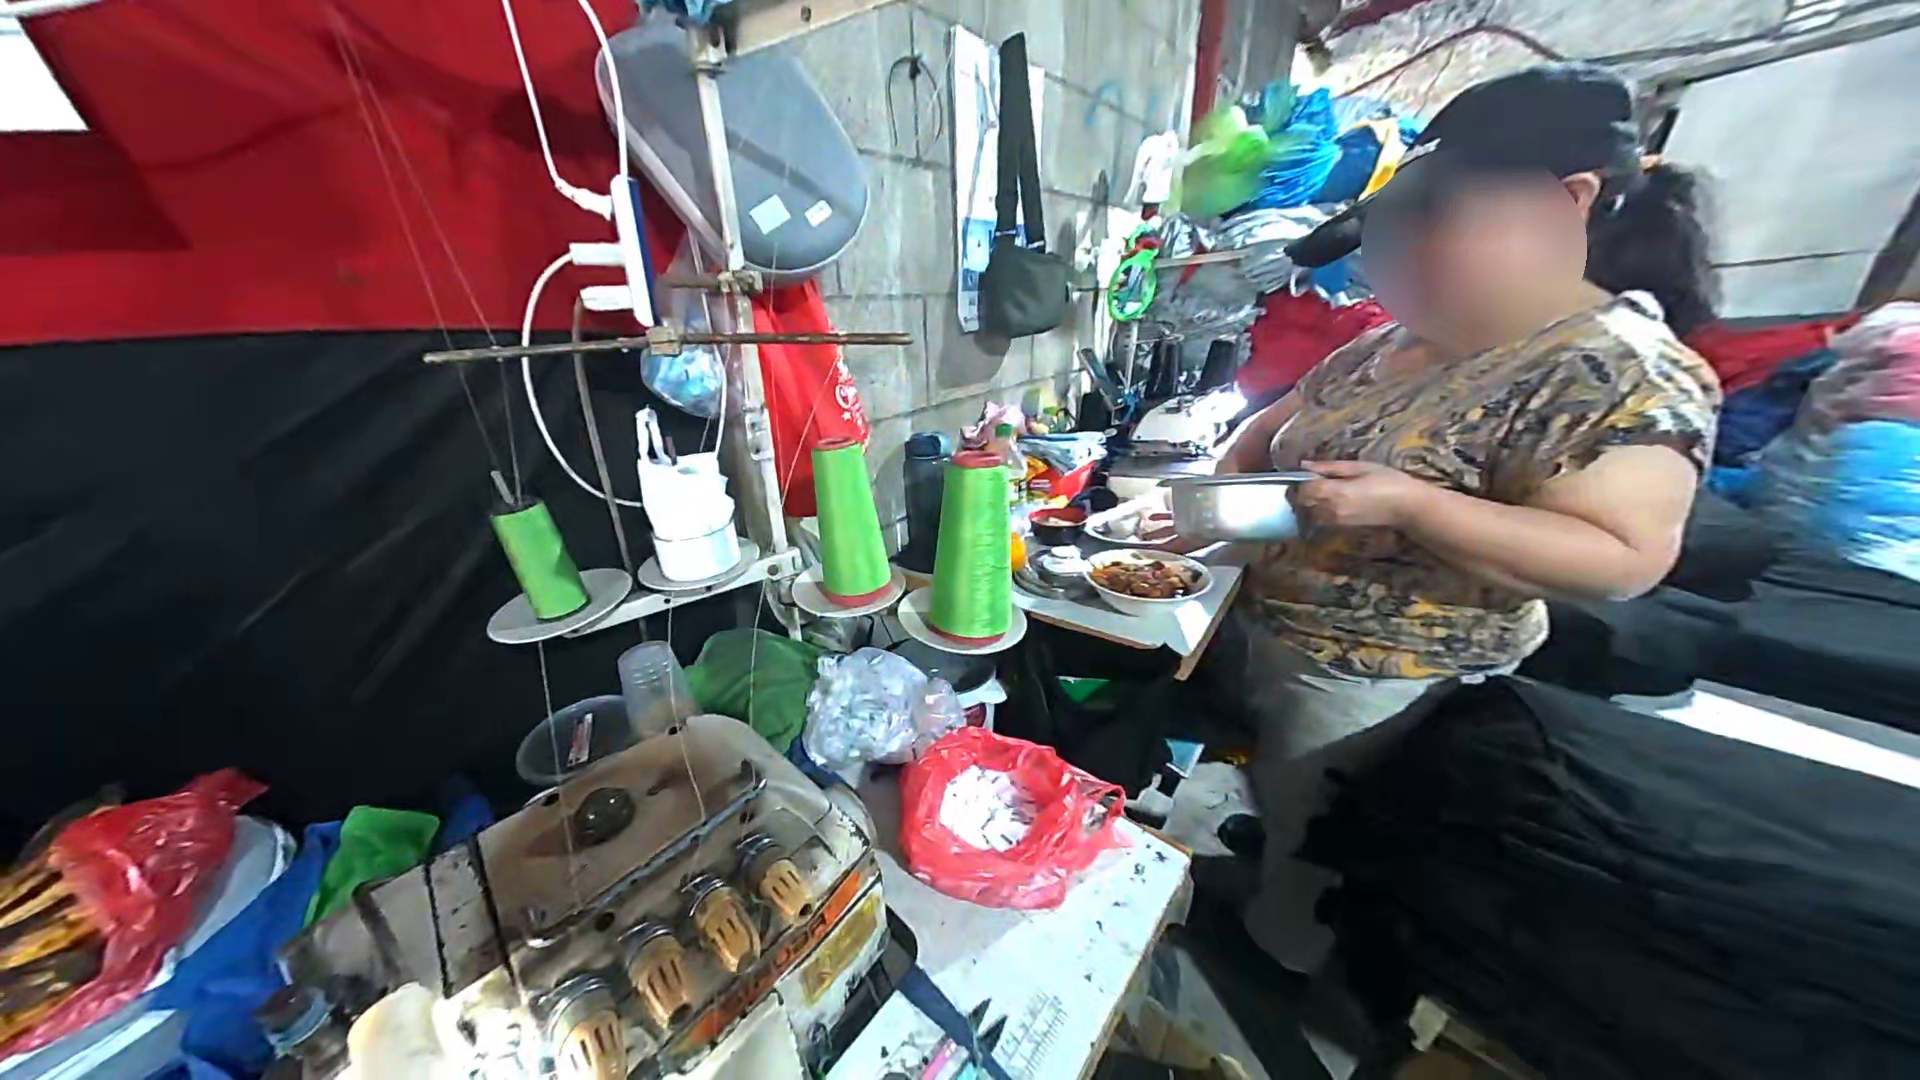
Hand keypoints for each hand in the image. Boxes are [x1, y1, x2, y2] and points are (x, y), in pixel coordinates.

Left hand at [1291, 461, 1431, 527]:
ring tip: (1321, 491)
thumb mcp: (1360, 467)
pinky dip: (1316, 510)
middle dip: (1301, 491)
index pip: (1303, 489)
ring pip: (1307, 512)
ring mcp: (1334, 521)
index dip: (1301, 480)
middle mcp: (1330, 509)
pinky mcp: (1339, 527)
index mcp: (1335, 492)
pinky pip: (1318, 519)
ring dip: (1307, 502)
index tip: (1308, 473)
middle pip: (1301, 502)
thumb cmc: (1389, 481)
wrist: (1409, 508)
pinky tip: (1328, 501)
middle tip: (1312, 481)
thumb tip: (1304, 465)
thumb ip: (1330, 467)